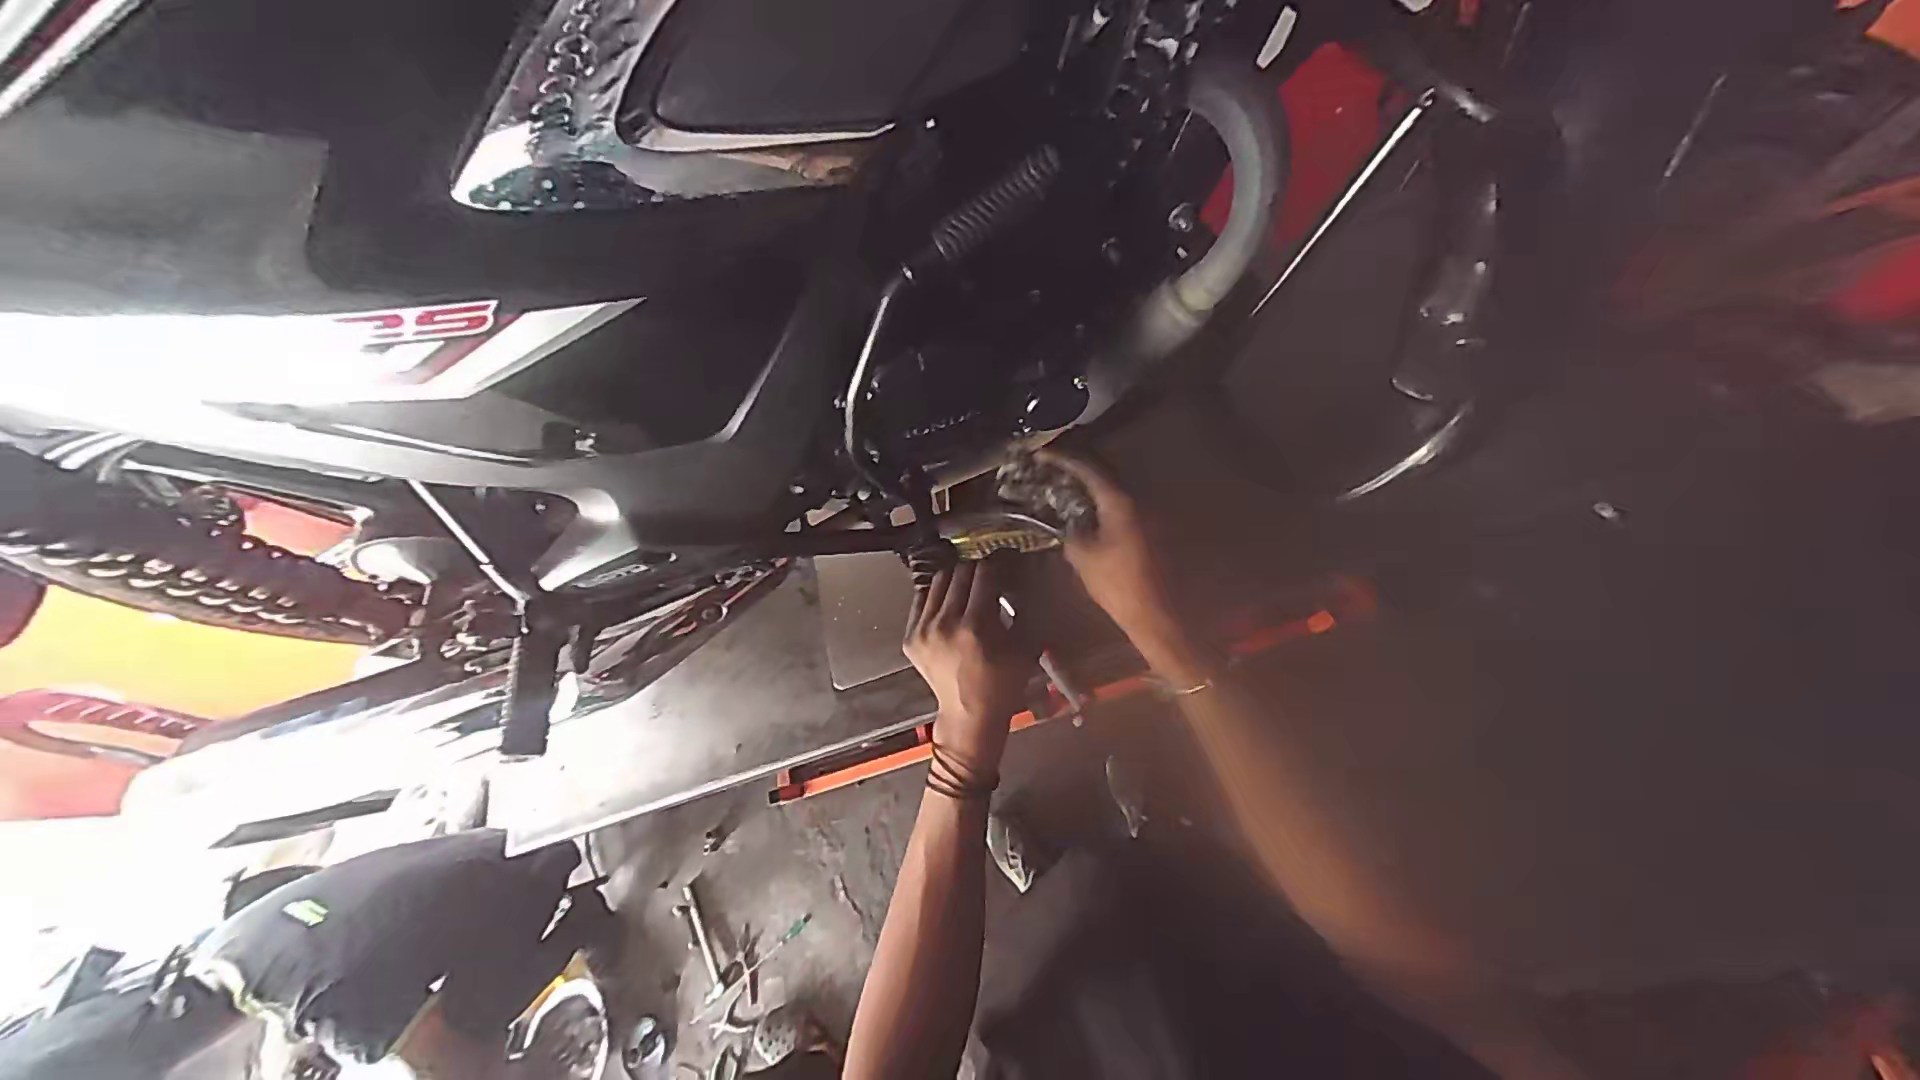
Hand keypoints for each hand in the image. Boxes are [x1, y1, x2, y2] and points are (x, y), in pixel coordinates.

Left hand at [904, 559, 1033, 771]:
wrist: (969, 715)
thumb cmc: (1001, 685)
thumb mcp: (1024, 647)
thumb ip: (1023, 609)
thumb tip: (1023, 577)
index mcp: (974, 627)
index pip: (983, 574)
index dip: (997, 562)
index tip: (1004, 560)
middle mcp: (944, 624)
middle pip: (960, 572)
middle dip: (977, 568)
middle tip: (988, 573)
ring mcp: (922, 631)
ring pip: (938, 581)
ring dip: (956, 577)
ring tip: (969, 585)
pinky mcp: (910, 638)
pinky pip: (921, 600)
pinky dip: (937, 595)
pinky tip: (950, 600)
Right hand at [1034, 449, 1210, 683]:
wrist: (1155, 613)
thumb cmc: (1117, 585)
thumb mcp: (1082, 557)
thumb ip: (1068, 530)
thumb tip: (1059, 519)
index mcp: (1118, 501)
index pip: (1087, 467)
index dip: (1061, 458)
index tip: (1040, 454)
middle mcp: (1136, 499)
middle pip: (1102, 470)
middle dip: (1075, 466)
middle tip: (1049, 466)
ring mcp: (1145, 512)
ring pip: (1111, 486)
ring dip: (1087, 483)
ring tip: (1061, 485)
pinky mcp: (1147, 527)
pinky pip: (1118, 503)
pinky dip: (1099, 500)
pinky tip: (1082, 510)